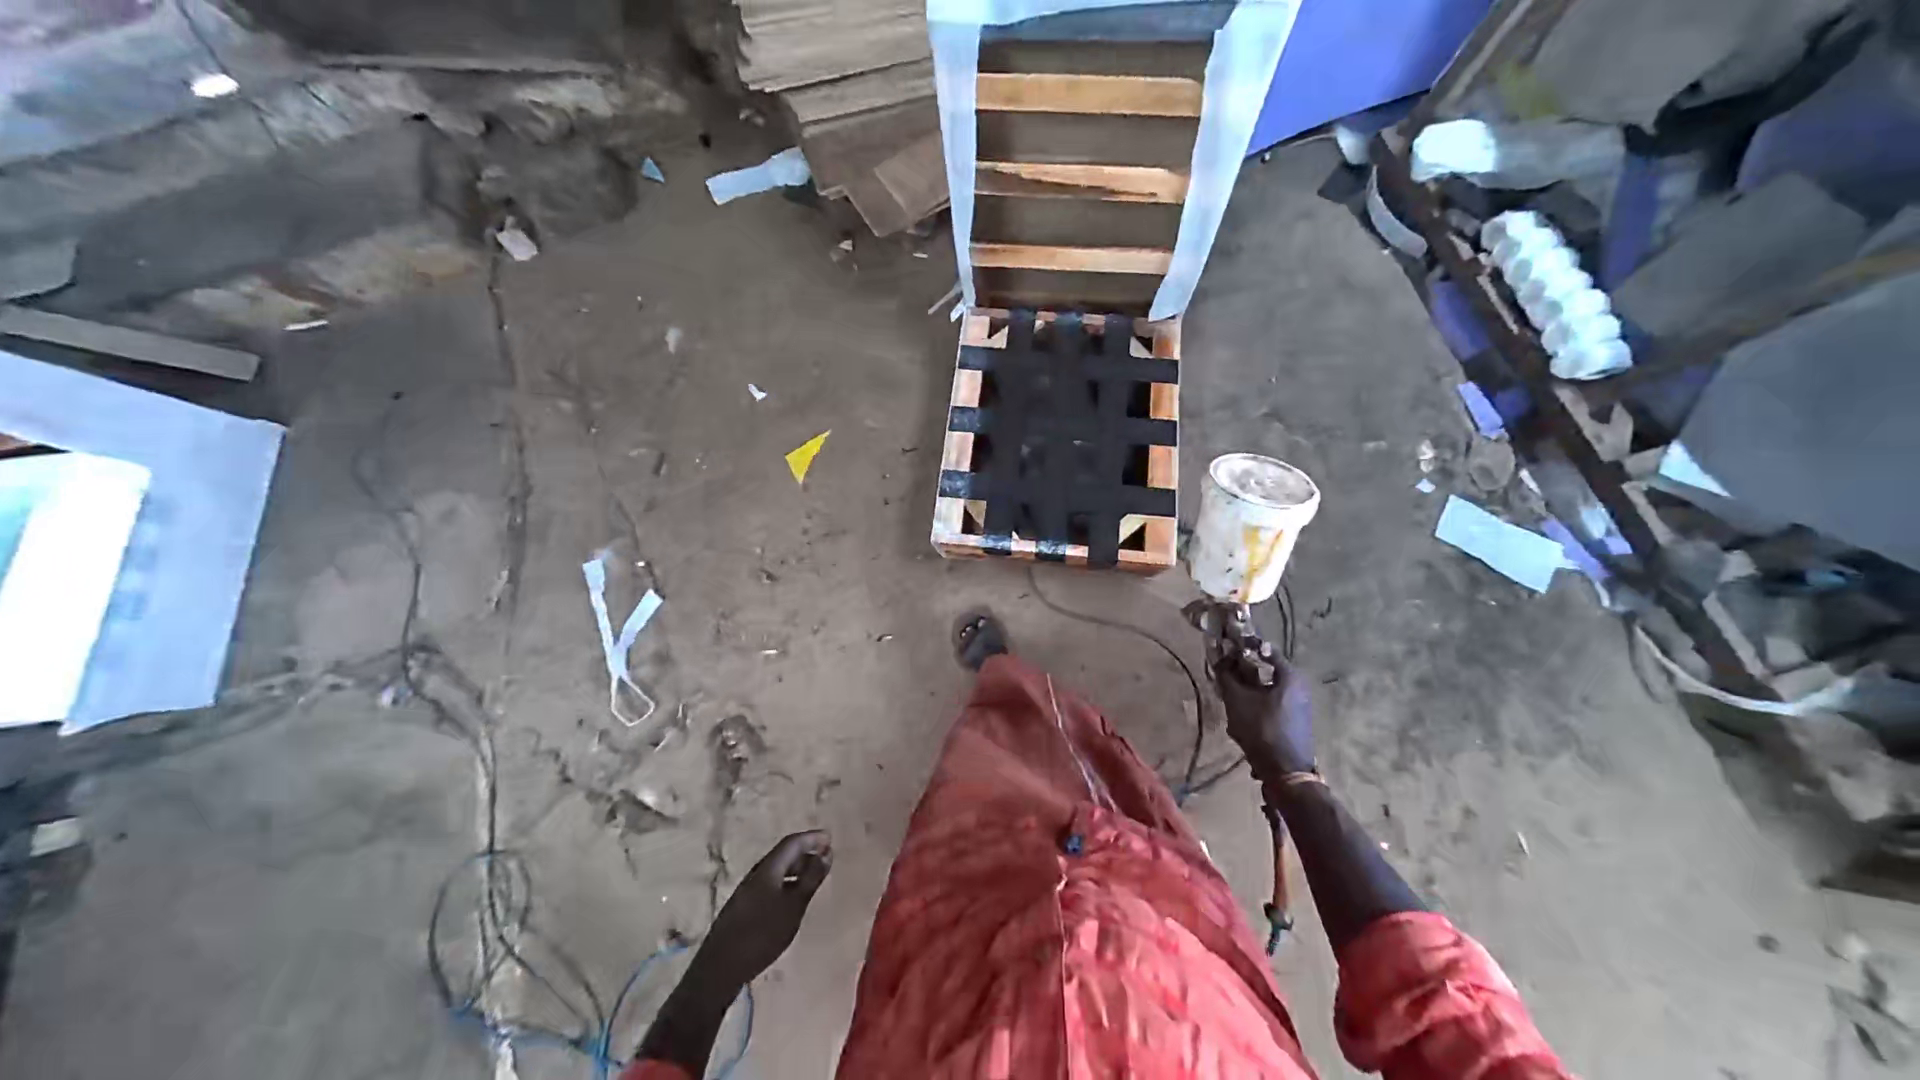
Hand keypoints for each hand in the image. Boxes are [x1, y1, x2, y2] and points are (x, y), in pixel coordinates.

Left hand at [697, 830, 831, 986]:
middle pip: (782, 854)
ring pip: (775, 870)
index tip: (829, 838)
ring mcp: (747, 891)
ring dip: (795, 868)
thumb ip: (811, 878)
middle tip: (825, 857)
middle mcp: (756, 874)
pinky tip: (791, 898)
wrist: (721, 967)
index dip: (811, 838)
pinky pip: (770, 884)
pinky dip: (786, 882)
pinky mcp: (743, 907)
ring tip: (812, 877)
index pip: (792, 843)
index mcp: (768, 868)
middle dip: (805, 852)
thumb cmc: (762, 933)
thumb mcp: (794, 905)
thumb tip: (825, 853)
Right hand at [1209, 619, 1314, 781]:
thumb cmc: (1262, 729)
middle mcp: (1299, 686)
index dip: (1243, 647)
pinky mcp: (1295, 720)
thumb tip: (1219, 657)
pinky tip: (1241, 714)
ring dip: (1247, 689)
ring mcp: (1299, 704)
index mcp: (1290, 676)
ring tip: (1229, 696)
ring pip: (1267, 687)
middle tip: (1224, 675)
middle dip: (1243, 671)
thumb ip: (1227, 676)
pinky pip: (1272, 701)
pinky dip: (1256, 702)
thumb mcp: (1238, 700)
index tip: (1225, 648)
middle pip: (1266, 669)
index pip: (1265, 650)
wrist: (1286, 771)